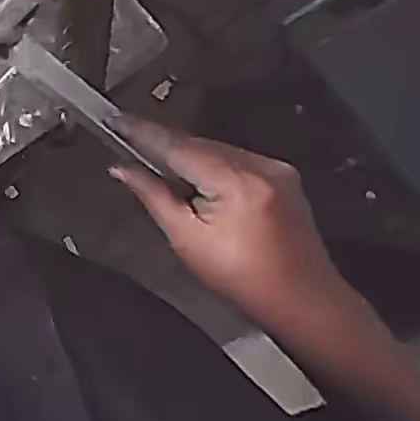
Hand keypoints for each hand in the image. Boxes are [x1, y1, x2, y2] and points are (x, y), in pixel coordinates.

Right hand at [107, 121, 346, 325]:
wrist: (302, 299)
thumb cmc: (241, 277)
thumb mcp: (185, 238)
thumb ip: (152, 195)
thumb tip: (123, 168)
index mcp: (237, 182)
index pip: (177, 146)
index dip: (142, 132)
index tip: (117, 121)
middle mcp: (260, 166)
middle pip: (196, 142)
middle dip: (160, 143)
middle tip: (125, 139)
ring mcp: (274, 168)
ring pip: (212, 147)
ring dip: (182, 153)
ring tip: (155, 167)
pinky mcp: (280, 175)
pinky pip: (231, 157)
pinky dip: (205, 161)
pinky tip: (191, 178)